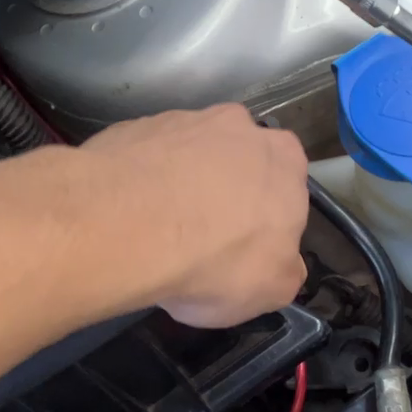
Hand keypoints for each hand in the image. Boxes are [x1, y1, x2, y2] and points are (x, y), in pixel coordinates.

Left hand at [78, 105, 308, 327]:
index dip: (265, 224)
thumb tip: (281, 264)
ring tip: (156, 232)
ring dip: (178, 186)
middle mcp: (238, 127)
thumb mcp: (272, 290)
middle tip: (200, 242)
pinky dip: (139, 183)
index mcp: (284, 159)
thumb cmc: (216, 260)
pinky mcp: (133, 128)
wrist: (127, 227)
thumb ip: (284, 269)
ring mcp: (181, 121)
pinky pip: (144, 159)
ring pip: (187, 158)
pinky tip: (127, 216)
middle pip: (236, 166)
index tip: (242, 251)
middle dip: (222, 197)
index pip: (285, 190)